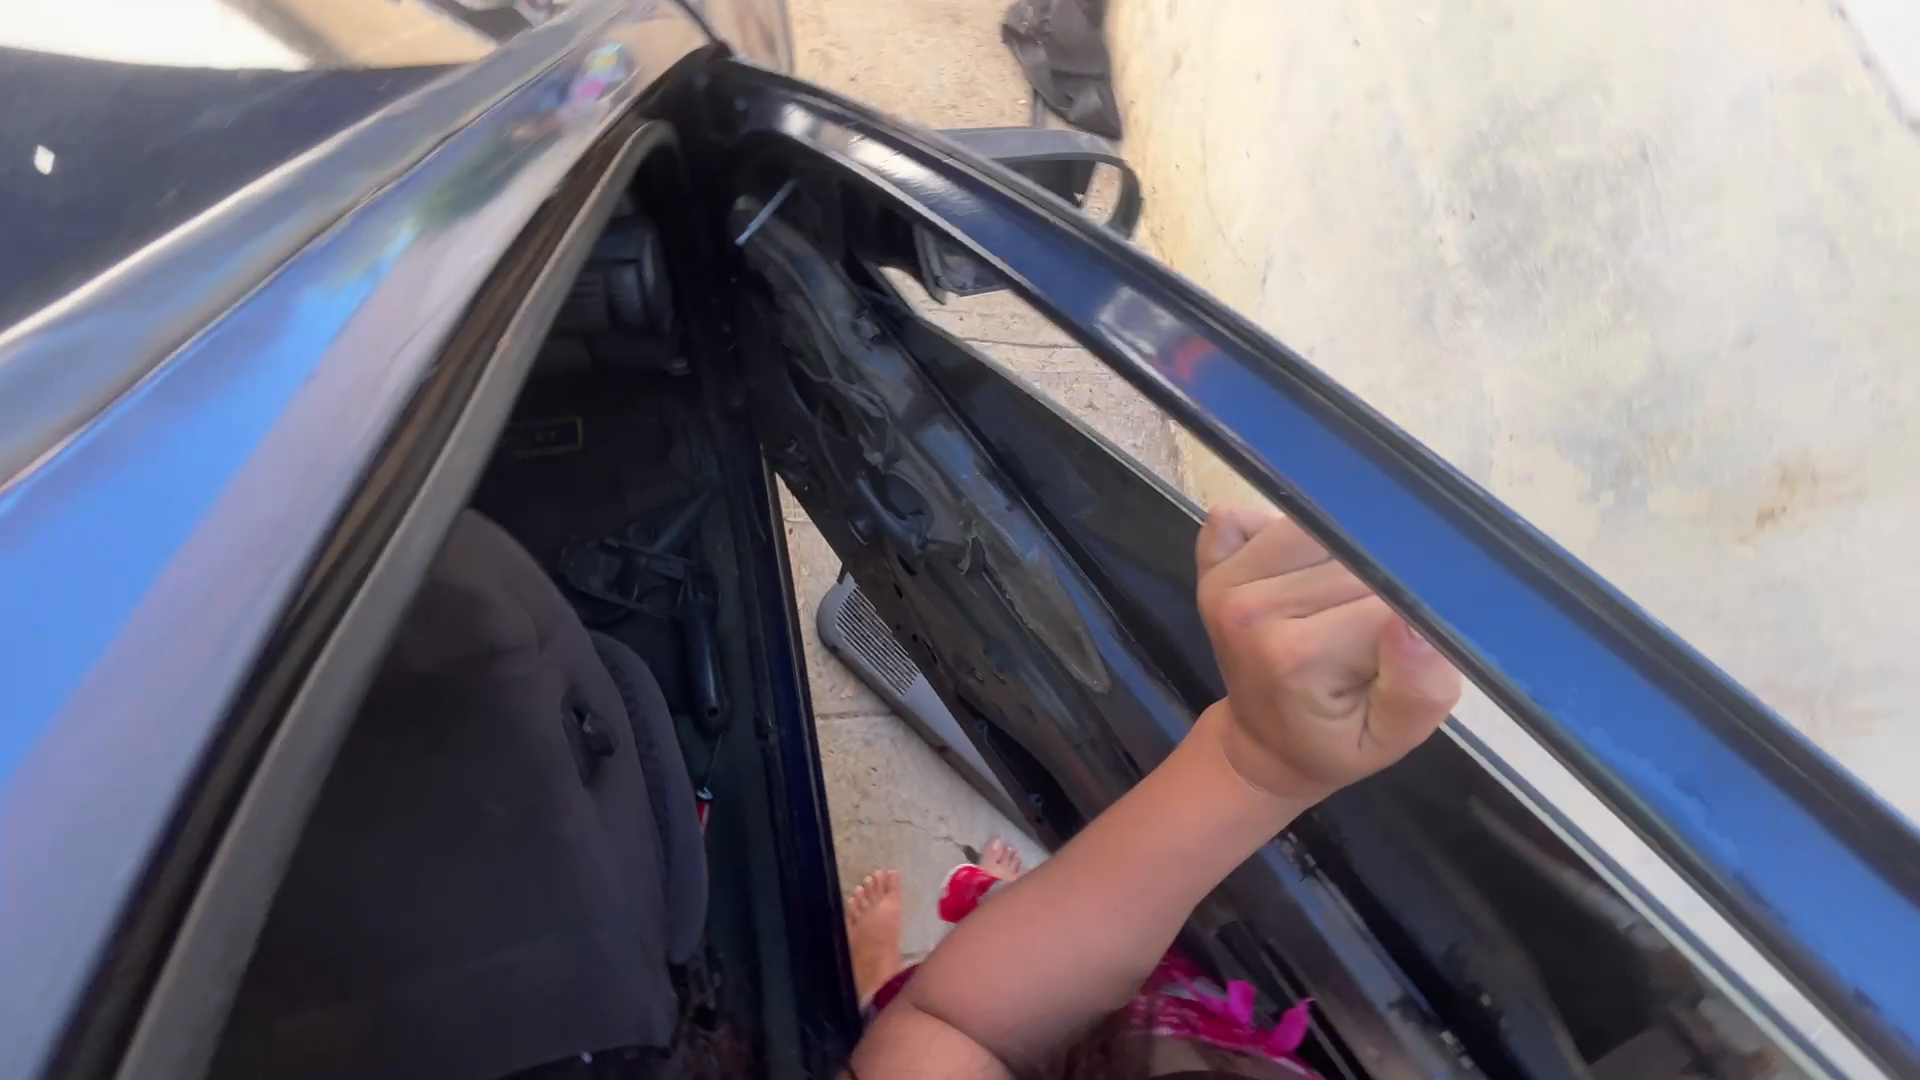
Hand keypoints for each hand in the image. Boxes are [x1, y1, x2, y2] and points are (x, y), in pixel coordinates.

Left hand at [1195, 506, 1461, 800]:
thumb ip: (1418, 688)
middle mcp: (1249, 608)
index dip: (1415, 613)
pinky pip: (1247, 517)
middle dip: (1381, 586)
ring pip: (1314, 527)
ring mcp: (1222, 581)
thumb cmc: (1333, 738)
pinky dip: (1274, 531)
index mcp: (1294, 654)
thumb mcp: (1391, 737)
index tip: (1409, 644)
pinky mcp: (1210, 563)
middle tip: (1371, 631)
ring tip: (1338, 600)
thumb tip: (1418, 621)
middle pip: (1352, 558)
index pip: (1387, 598)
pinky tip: (1293, 571)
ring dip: (1339, 554)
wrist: (1263, 739)